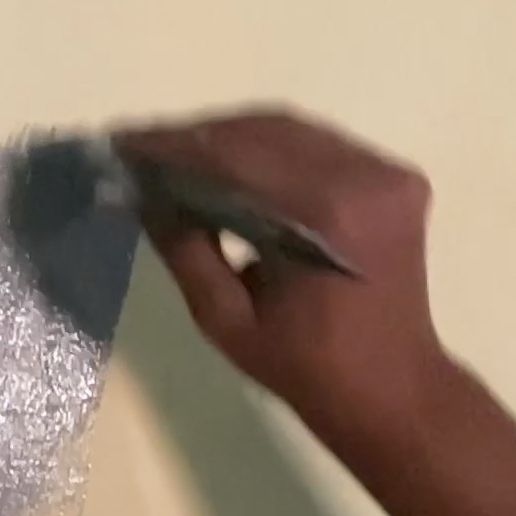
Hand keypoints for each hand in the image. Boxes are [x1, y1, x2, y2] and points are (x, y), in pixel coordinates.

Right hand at [114, 109, 456, 443]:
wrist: (387, 385)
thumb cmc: (300, 365)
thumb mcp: (223, 318)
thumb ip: (185, 251)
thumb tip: (143, 197)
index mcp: (324, 216)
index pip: (234, 159)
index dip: (173, 148)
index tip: (123, 144)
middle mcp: (363, 178)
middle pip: (263, 132)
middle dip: (195, 137)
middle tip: (140, 146)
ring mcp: (385, 172)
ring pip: (289, 130)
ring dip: (226, 137)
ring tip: (173, 152)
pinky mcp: (393, 177)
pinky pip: (316, 145)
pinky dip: (263, 148)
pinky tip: (225, 162)